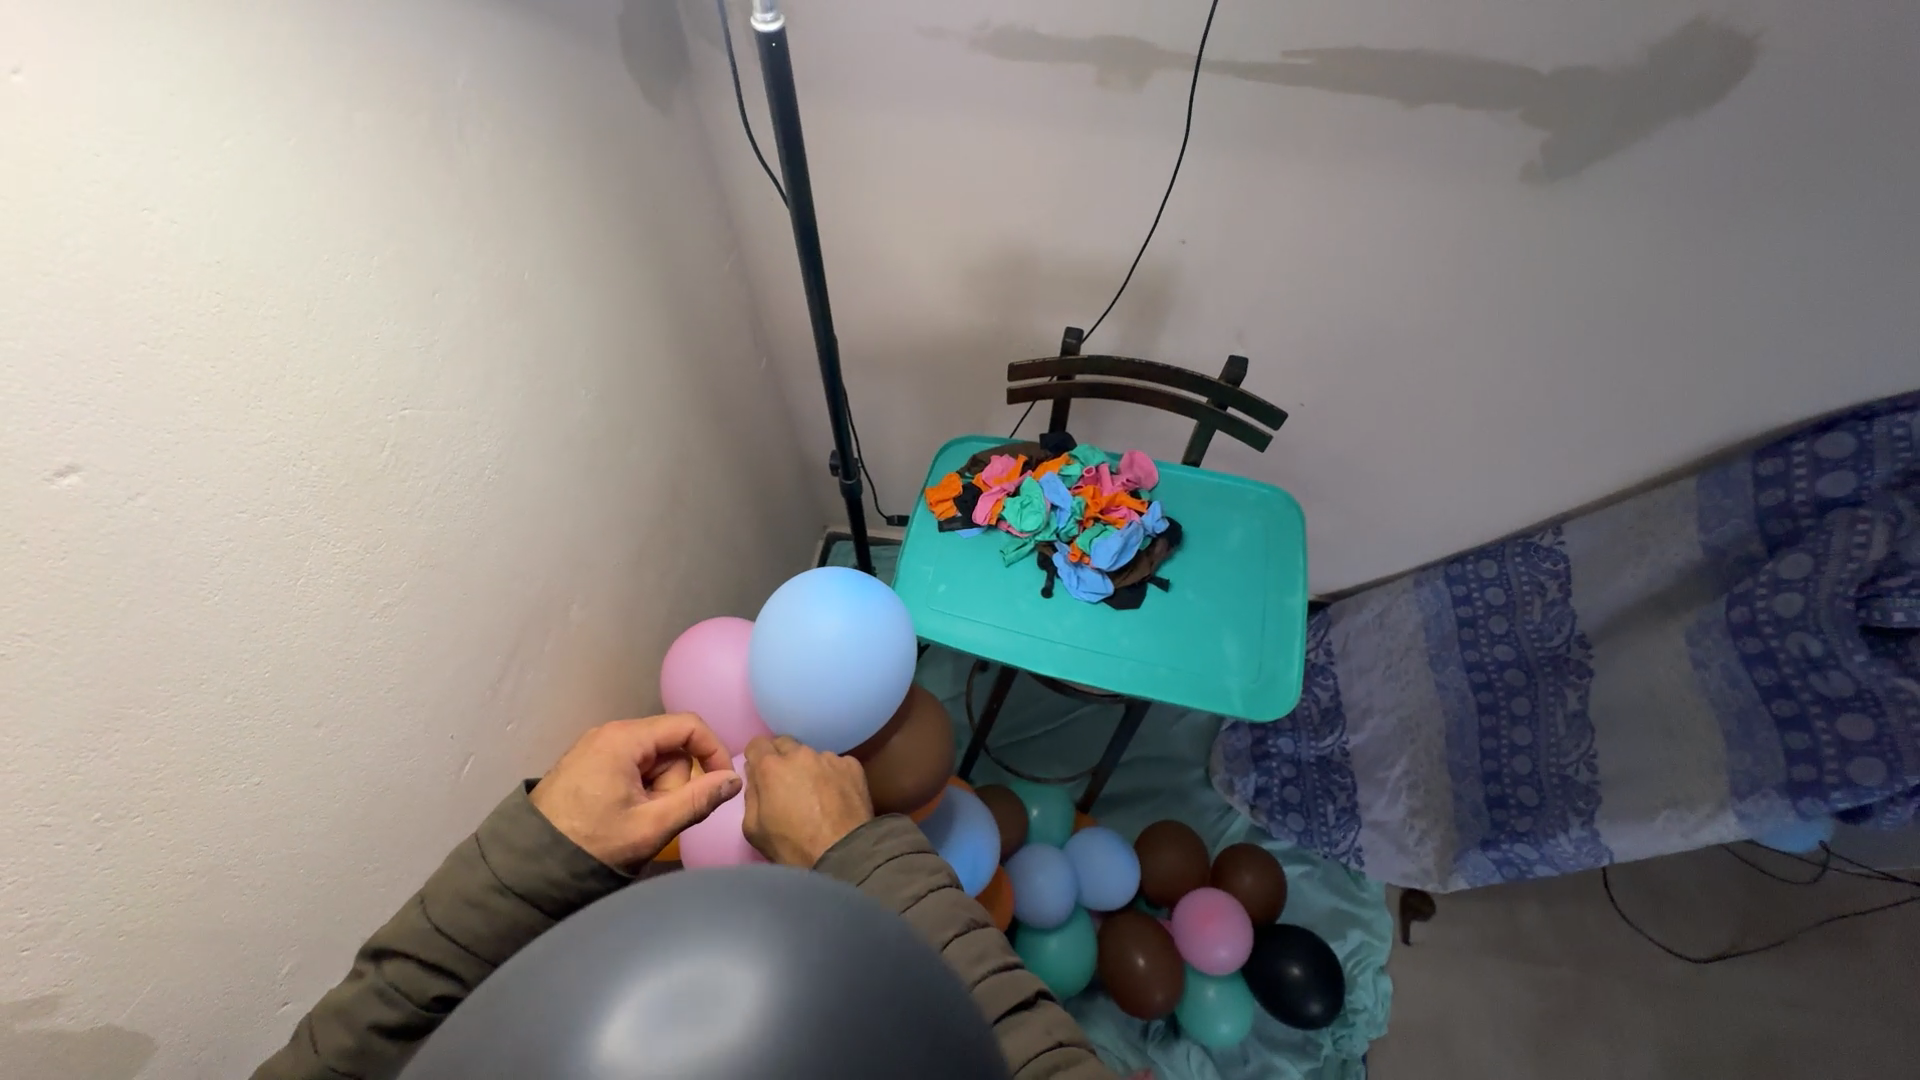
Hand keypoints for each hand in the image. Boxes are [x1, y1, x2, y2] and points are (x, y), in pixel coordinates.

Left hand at [530, 714, 739, 871]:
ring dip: (657, 789)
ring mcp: (597, 747)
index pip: (689, 726)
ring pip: (653, 759)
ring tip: (635, 821)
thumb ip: (698, 800)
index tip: (722, 784)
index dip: (714, 751)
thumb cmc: (590, 844)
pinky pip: (632, 767)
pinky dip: (639, 789)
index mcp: (626, 739)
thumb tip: (735, 780)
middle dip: (675, 782)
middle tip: (657, 816)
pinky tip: (624, 816)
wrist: (525, 869)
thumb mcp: (650, 826)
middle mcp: (611, 733)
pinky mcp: (589, 764)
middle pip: (670, 746)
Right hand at [742, 735, 874, 866]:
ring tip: (816, 794)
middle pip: (785, 744)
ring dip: (809, 768)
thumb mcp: (754, 829)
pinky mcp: (852, 765)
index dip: (756, 757)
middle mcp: (801, 754)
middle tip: (786, 784)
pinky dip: (833, 776)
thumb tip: (755, 775)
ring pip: (812, 755)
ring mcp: (829, 758)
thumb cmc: (792, 847)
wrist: (843, 854)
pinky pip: (836, 764)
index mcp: (772, 767)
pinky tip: (836, 797)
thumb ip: (751, 794)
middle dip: (781, 759)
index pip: (757, 743)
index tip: (760, 772)